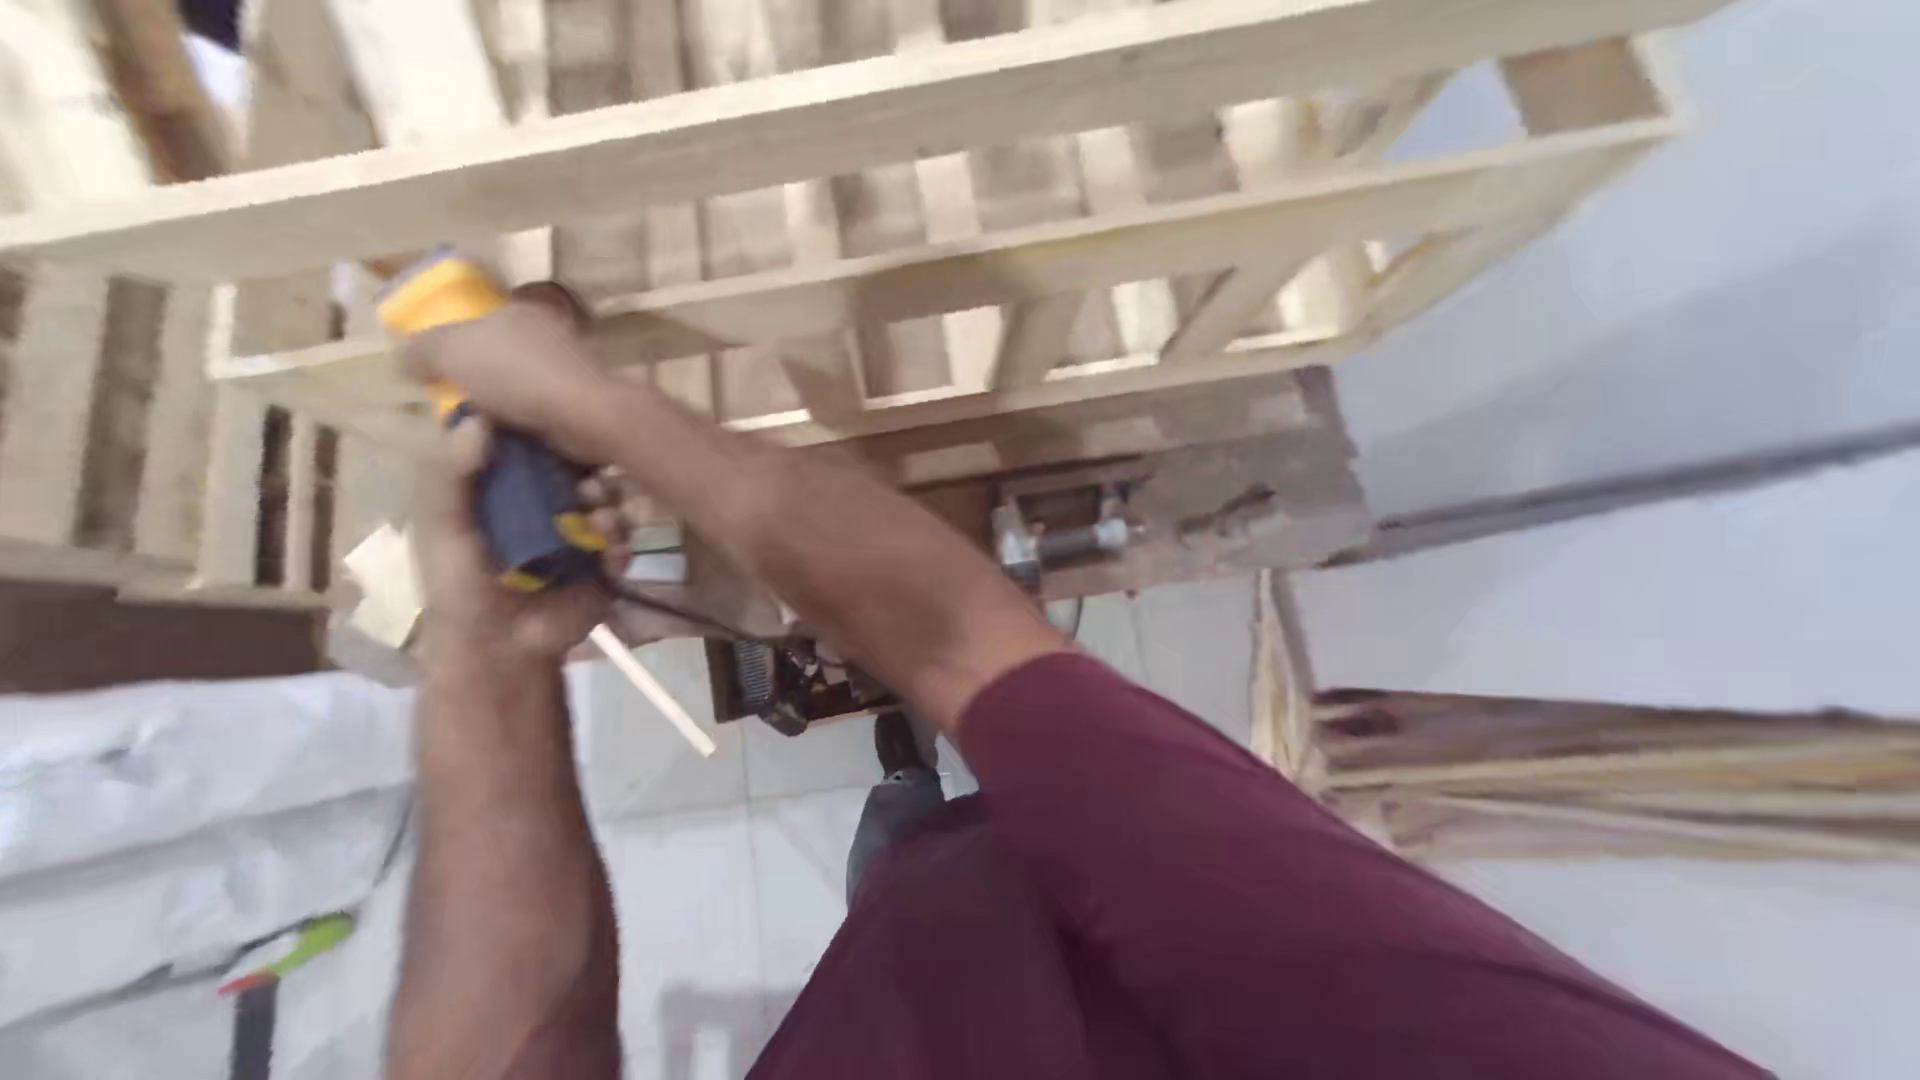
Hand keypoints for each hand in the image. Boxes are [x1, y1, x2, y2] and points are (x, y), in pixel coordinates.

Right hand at [403, 283, 612, 462]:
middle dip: (479, 388)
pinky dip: (530, 431)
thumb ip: (422, 350)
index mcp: (521, 314)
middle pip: (502, 362)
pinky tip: (513, 445)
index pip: (479, 323)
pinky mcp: (587, 409)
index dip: (455, 348)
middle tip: (457, 412)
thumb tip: (404, 361)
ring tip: (481, 434)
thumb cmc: (519, 374)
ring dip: (504, 414)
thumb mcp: (452, 350)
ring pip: (525, 394)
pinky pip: (547, 419)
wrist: (589, 415)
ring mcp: (574, 375)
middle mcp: (551, 340)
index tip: (438, 377)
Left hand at [412, 417, 629, 672]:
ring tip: (602, 525)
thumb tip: (480, 417)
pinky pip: (623, 541)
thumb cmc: (460, 584)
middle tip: (590, 488)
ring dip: (610, 509)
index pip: (532, 450)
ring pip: (608, 504)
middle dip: (592, 477)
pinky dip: (621, 543)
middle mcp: (546, 507)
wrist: (501, 647)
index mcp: (505, 492)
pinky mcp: (603, 562)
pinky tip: (611, 553)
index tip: (563, 429)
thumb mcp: (441, 525)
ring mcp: (578, 535)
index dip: (548, 437)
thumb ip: (451, 472)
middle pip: (580, 473)